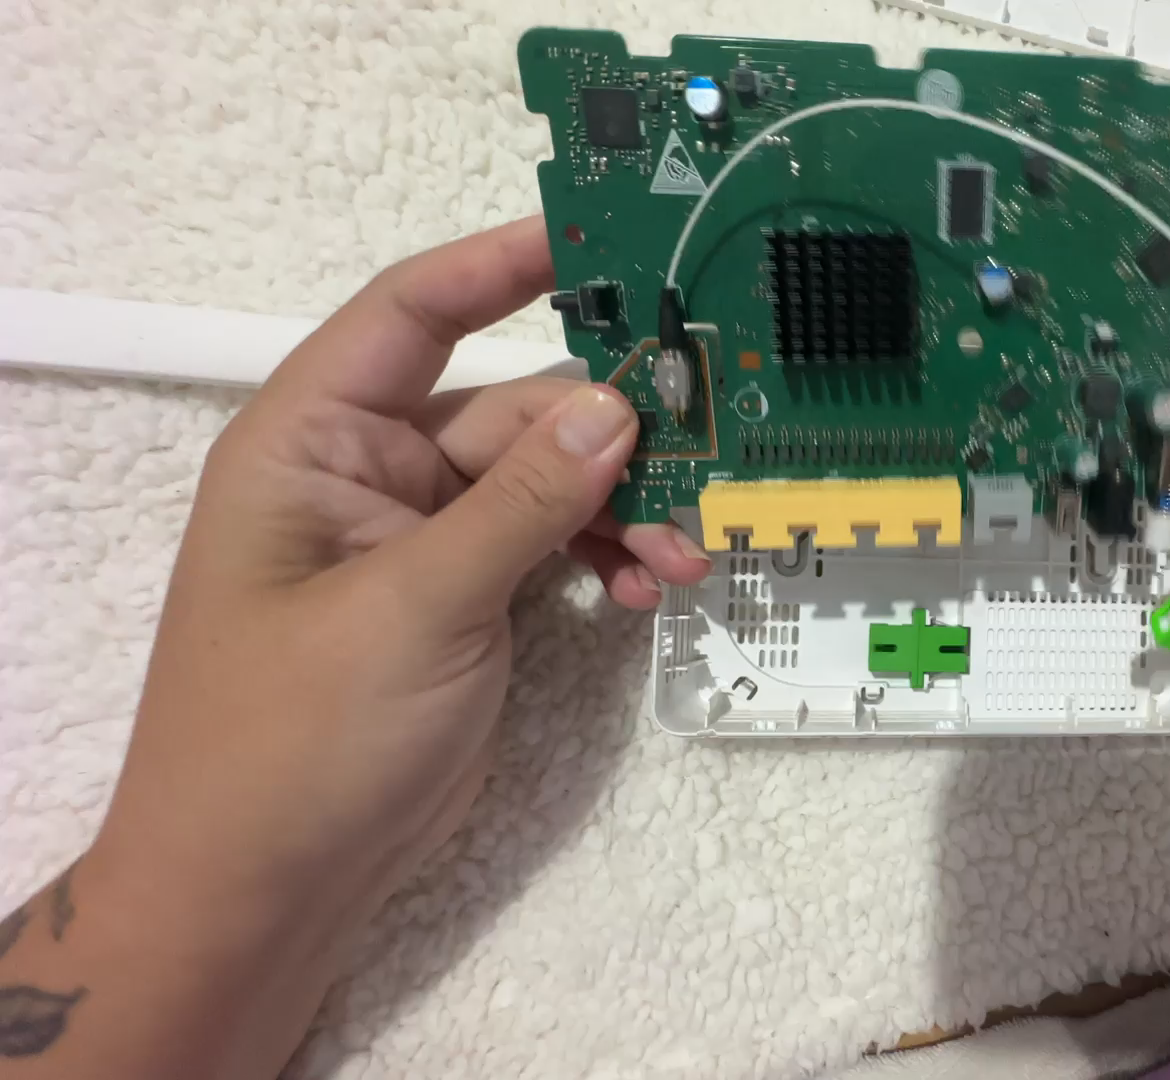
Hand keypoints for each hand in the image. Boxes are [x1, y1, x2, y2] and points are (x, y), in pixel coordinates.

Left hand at [5, 219, 708, 1078]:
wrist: (285, 874)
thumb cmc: (302, 733)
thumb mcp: (417, 604)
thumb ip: (520, 502)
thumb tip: (615, 408)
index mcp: (320, 444)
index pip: (411, 317)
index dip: (495, 268)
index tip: (589, 243)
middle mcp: (386, 474)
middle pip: (523, 416)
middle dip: (613, 445)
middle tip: (698, 463)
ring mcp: (444, 534)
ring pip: (563, 485)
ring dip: (628, 514)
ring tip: (682, 557)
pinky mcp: (487, 588)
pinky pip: (568, 544)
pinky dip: (612, 560)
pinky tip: (643, 593)